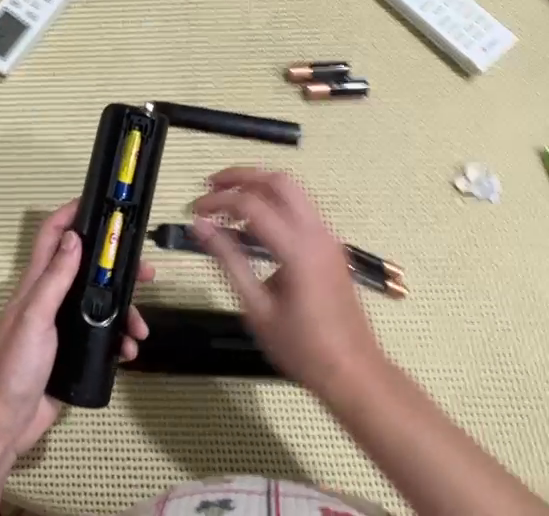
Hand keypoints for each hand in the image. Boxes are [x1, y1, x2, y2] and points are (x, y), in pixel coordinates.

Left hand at [0, 198, 152, 453]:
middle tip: (147, 273)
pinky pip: (103, 338)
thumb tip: (74, 236)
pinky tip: (130, 352)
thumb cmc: (13, 365)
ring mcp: (62, 327)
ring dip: (125, 311)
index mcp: (36, 284)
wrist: (6, 422)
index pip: (52, 236)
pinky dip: (120, 341)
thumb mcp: (35, 317)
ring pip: (101, 305)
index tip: (99, 202)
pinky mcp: (74, 353)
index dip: (71, 214)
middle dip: (117, 268)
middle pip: (88, 270)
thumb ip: (54, 279)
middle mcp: (51, 300)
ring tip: (142, 327)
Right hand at [192, 168, 380, 397]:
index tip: (194, 211)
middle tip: (210, 186)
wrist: (354, 372)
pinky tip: (252, 222)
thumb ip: (229, 261)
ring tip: (227, 199)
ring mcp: (328, 237)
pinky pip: (300, 208)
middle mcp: (316, 233)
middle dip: (241, 176)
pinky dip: (273, 202)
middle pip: (278, 181)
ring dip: (258, 185)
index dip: (218, 201)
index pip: (251, 204)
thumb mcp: (257, 309)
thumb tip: (201, 226)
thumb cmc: (303, 348)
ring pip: (293, 190)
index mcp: (298, 248)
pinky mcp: (330, 246)